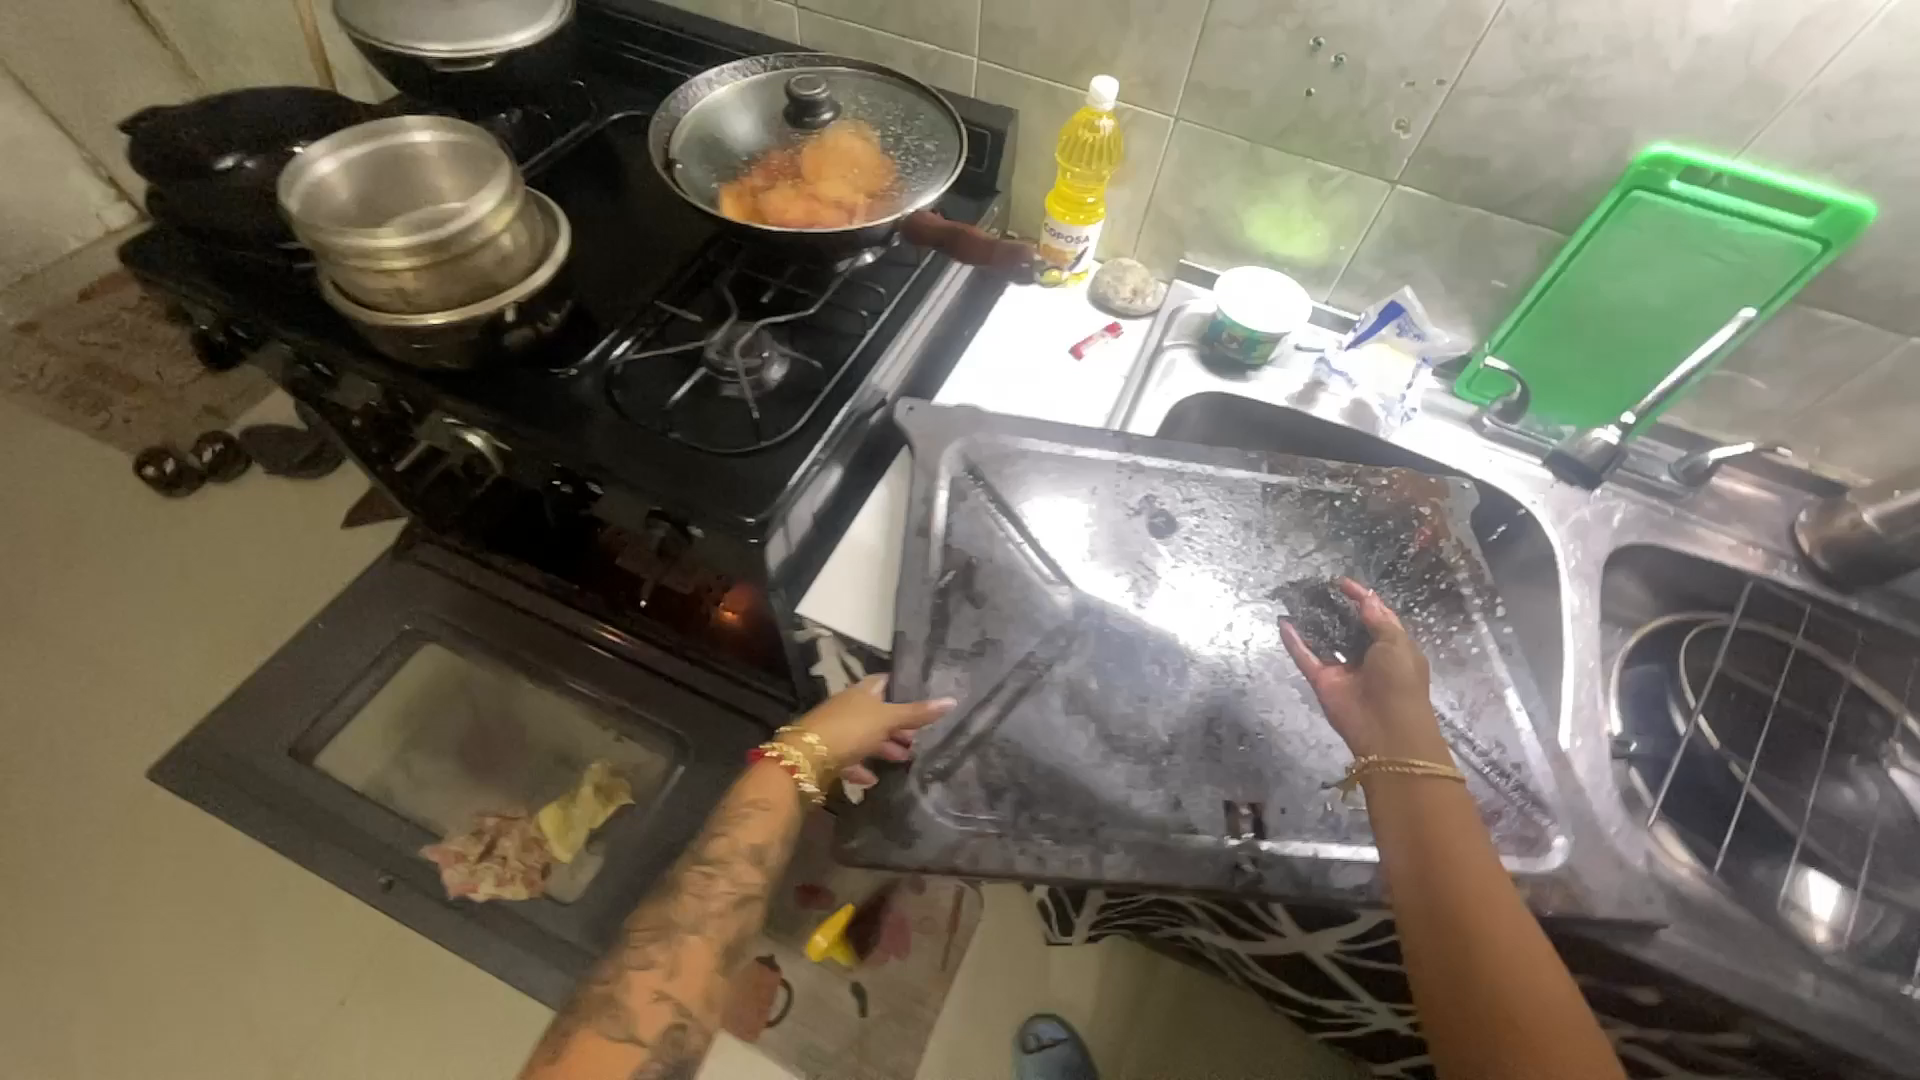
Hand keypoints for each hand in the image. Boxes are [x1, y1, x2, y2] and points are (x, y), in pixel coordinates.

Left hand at [784, 675, 955, 785]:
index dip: (905, 688)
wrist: (804, 758)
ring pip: (866, 736)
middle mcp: (850, 706)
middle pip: (879, 712)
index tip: (925, 699)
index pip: (887, 682)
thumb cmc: (850, 729)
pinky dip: (863, 768)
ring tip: (905, 759)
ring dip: (884, 747)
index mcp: (863, 691)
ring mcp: (838, 729)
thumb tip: (952, 700)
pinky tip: (873, 780)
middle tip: (919, 738)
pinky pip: (851, 758)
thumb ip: (917, 713)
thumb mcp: (887, 719)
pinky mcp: (828, 753)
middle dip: (899, 725)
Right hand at [1280, 578, 1450, 761]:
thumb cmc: (1399, 681)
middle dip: (1334, 607)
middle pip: (1347, 626)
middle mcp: (1366, 656)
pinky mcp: (1322, 680)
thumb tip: (1367, 598)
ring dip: (1312, 622)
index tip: (1341, 582)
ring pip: (1324, 640)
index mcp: (1391, 647)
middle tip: (1315, 588)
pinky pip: (1305, 656)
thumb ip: (1378, 620)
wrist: (1387, 728)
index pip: (1375, 617)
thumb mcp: (1396, 644)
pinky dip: (1294, 641)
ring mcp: (1342, 668)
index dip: (1361, 598)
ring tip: (1296, 599)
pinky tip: (1283, 623)